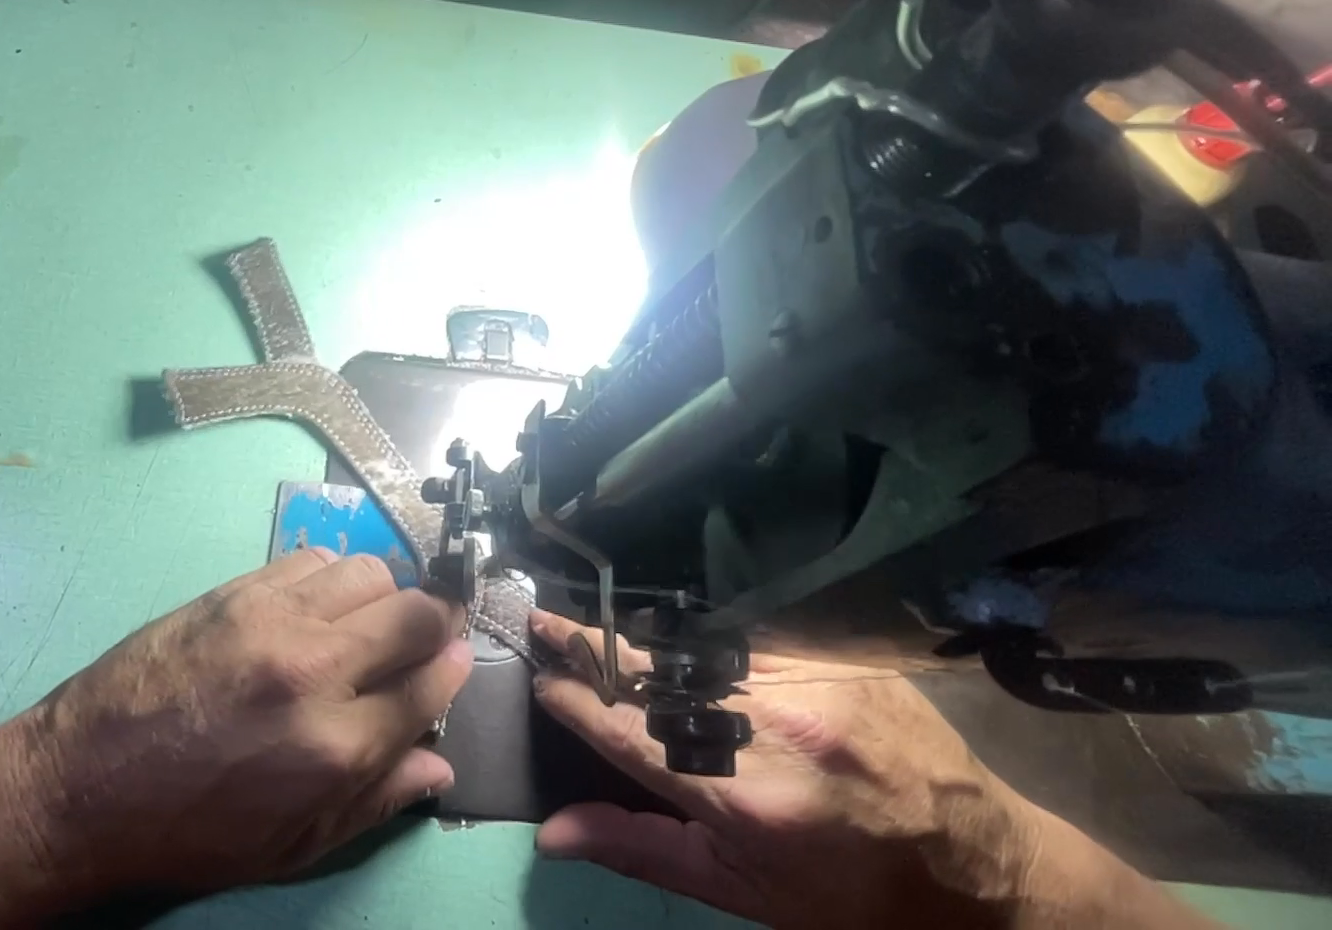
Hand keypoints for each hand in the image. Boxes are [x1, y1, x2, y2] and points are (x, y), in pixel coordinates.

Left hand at [0, 548, 472, 909]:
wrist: (83, 782)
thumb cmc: (192, 828)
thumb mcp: (292, 846)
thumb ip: (376, 801)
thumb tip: (441, 765)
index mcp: (336, 745)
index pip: (431, 684)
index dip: (453, 669)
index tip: (453, 661)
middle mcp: (317, 669)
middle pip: (415, 612)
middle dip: (436, 620)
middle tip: (425, 633)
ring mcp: (274, 618)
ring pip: (370, 571)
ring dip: (385, 593)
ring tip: (367, 618)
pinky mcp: (237, 589)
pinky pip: (313, 558)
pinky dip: (331, 577)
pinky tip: (315, 605)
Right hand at [530, 610, 1037, 929]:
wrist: (974, 862)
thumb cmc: (843, 892)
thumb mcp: (739, 889)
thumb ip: (638, 849)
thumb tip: (550, 835)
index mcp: (741, 796)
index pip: (627, 731)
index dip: (574, 701)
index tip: (540, 680)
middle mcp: (768, 727)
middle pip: (653, 672)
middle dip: (589, 646)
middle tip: (543, 622)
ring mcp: (806, 681)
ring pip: (693, 648)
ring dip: (639, 642)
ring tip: (594, 631)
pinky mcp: (832, 657)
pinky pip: (744, 639)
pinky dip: (699, 644)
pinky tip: (678, 644)